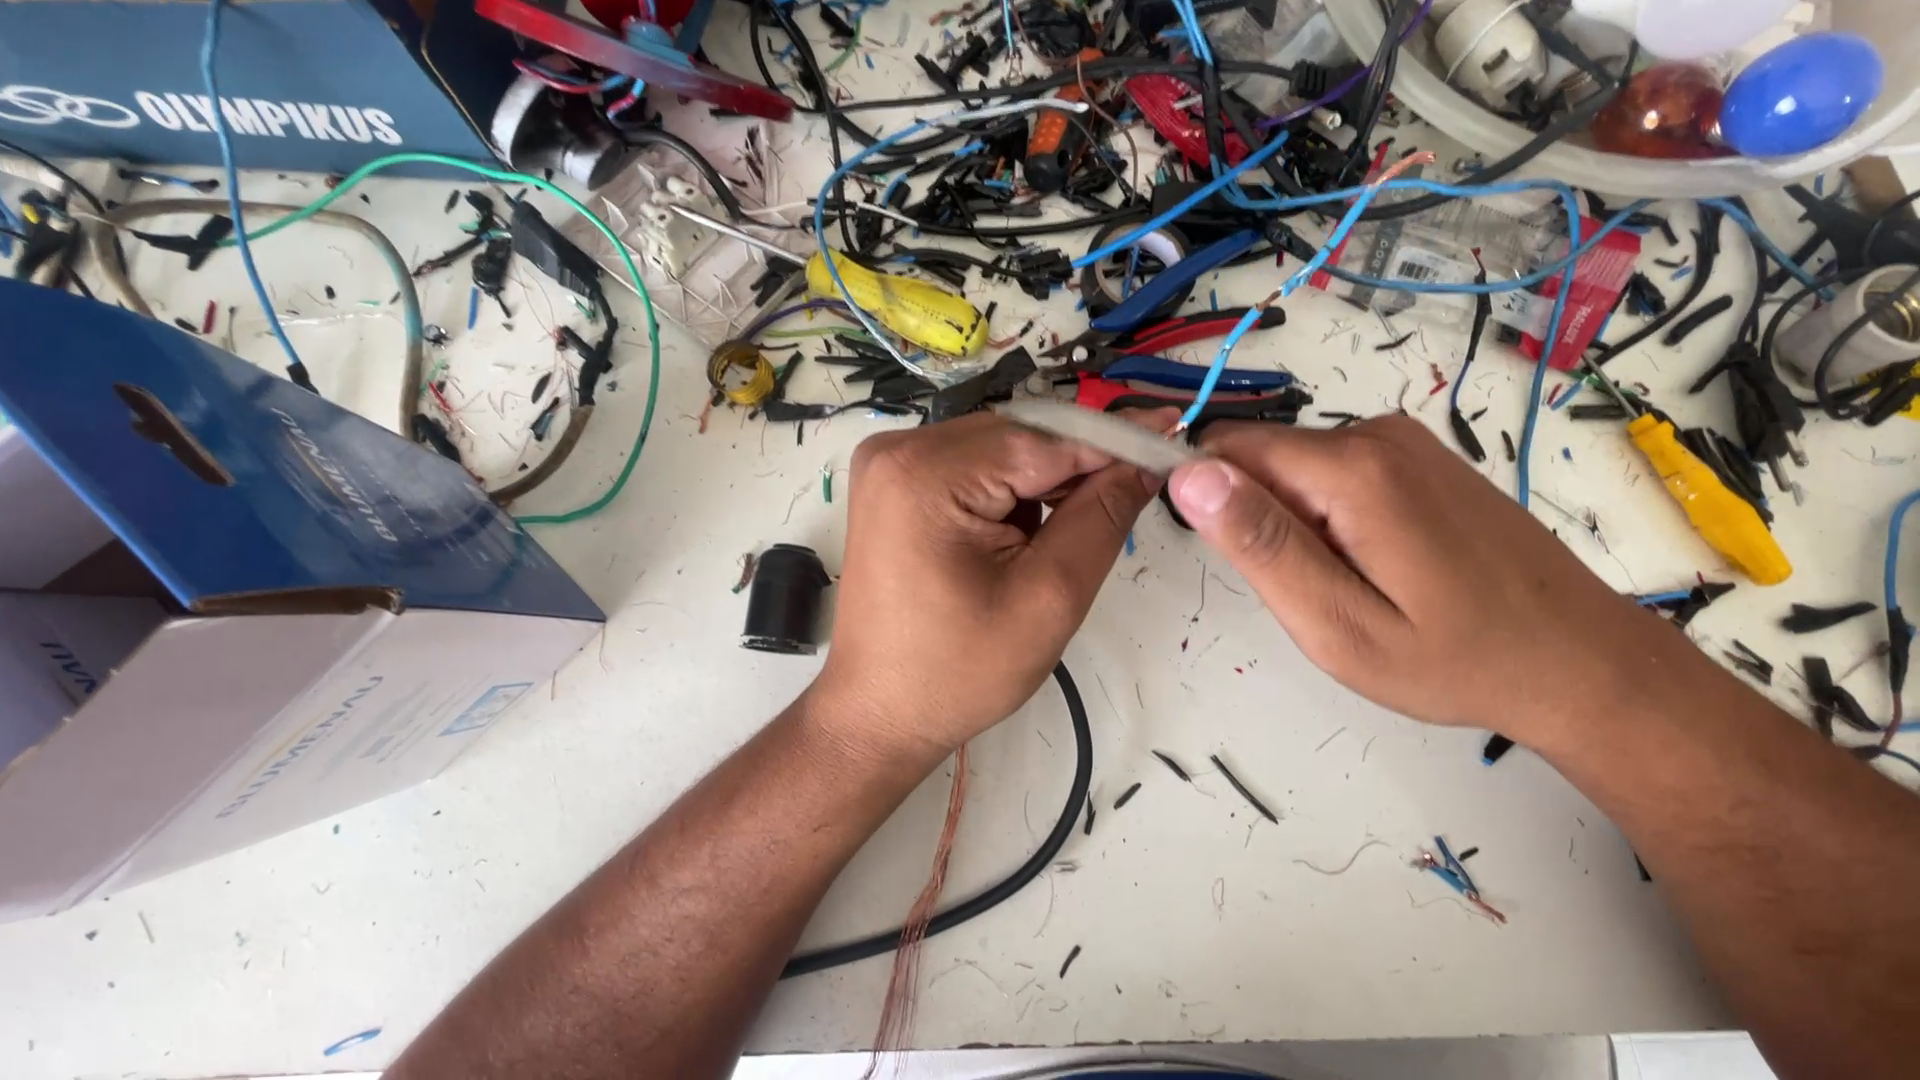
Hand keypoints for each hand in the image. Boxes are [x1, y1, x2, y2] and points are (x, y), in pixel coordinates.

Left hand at [811, 411, 1168, 762]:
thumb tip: (1145, 458)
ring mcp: (887, 465)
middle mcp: (898, 452)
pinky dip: (1008, 489)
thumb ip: (1102, 516)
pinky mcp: (890, 484)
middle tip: (1131, 492)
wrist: (880, 710)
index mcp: (926, 475)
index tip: (1172, 434)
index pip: (1042, 438)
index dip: (1112, 439)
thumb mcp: (1049, 597)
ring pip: (997, 448)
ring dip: (1042, 480)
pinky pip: (969, 466)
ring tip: (1064, 534)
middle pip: (1017, 436)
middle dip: (1076, 464)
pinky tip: (1022, 534)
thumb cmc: (960, 672)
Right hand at [1165, 416, 1678, 735]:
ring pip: (1298, 470)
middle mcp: (1377, 434)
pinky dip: (1332, 518)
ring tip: (1347, 585)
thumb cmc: (1453, 658)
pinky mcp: (1423, 460)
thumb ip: (1260, 544)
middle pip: (1264, 458)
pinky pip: (1338, 475)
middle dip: (1258, 519)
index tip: (1233, 559)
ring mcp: (1406, 443)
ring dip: (1297, 524)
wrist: (1580, 662)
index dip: (1206, 498)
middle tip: (1306, 591)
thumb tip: (1189, 474)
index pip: (1226, 448)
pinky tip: (1377, 568)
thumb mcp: (1337, 622)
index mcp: (1351, 469)